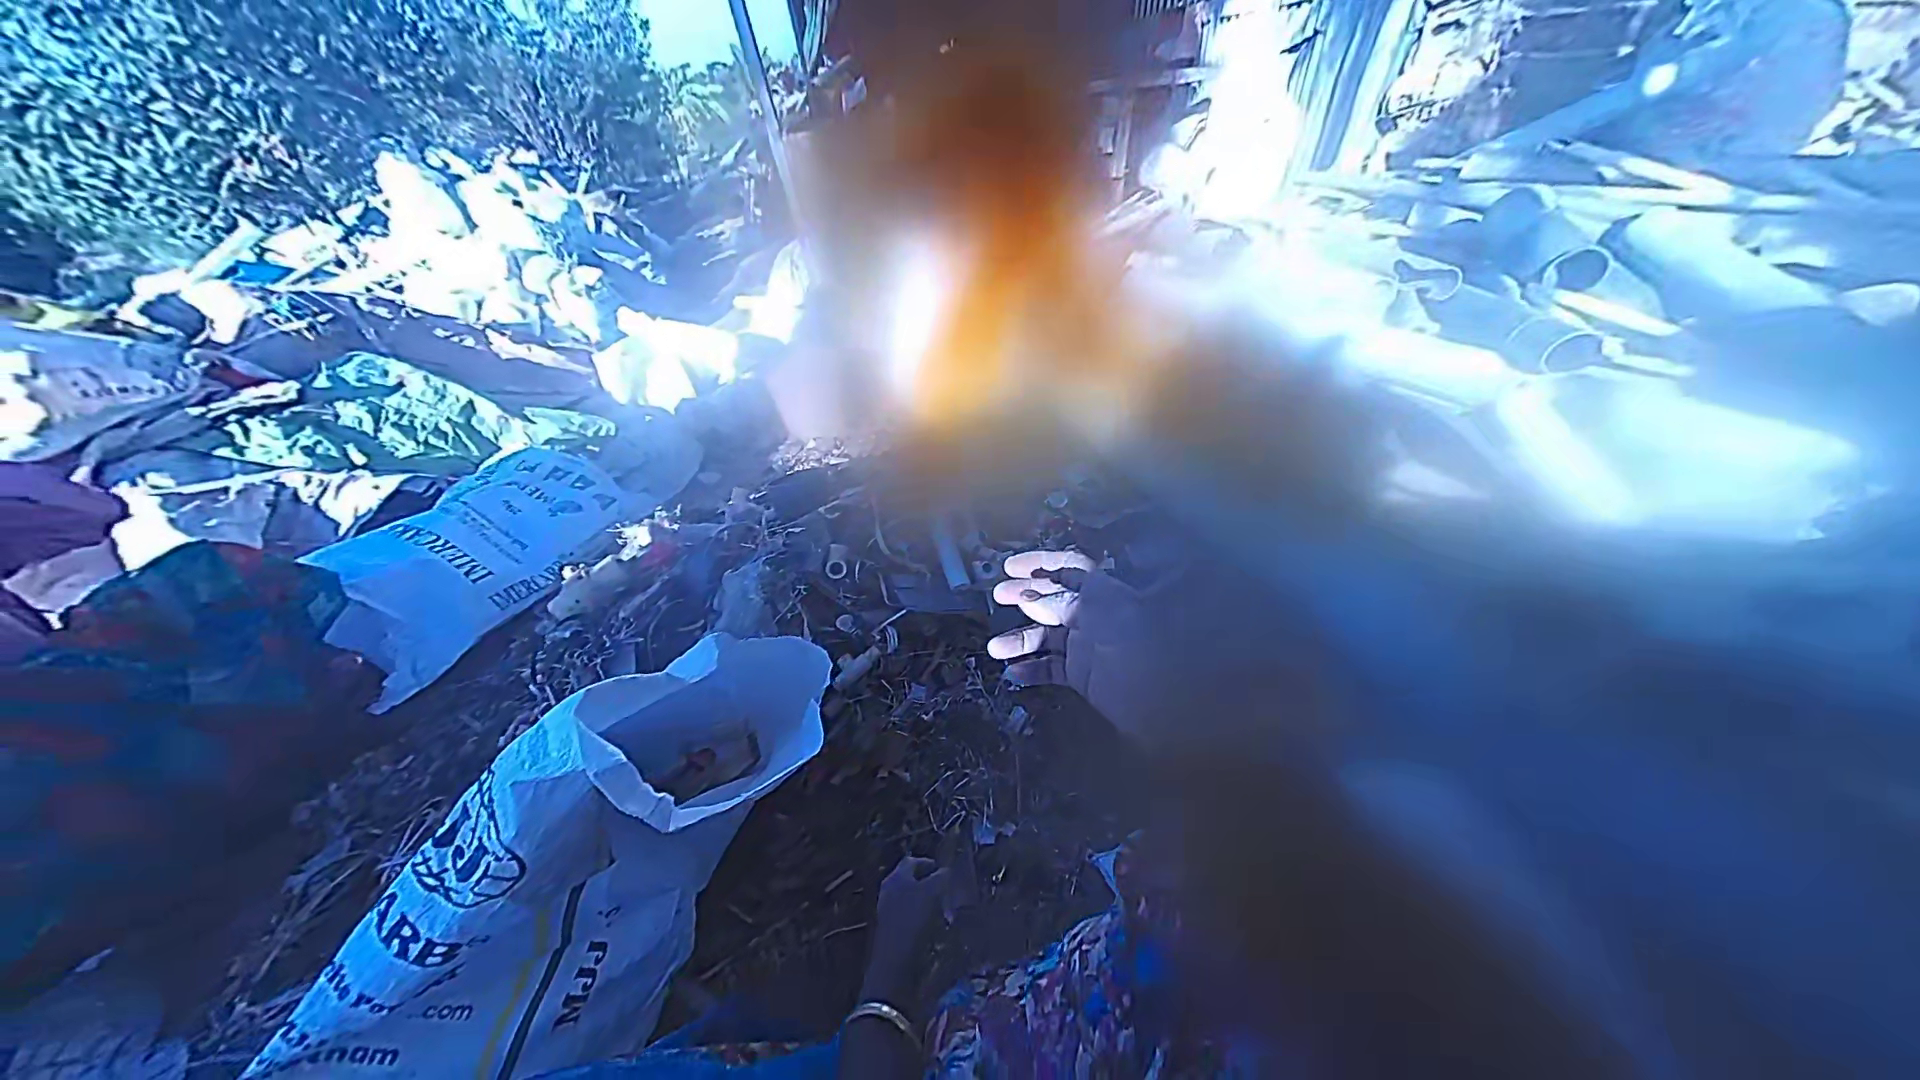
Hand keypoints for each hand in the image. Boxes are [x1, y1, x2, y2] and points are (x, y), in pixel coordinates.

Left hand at [862, 856, 951, 1002]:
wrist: (895, 965)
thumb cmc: (913, 922)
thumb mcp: (932, 894)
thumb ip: (940, 878)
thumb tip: (946, 871)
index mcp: (896, 878)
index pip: (913, 861)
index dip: (929, 863)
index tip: (946, 872)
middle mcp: (889, 892)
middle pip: (911, 880)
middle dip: (929, 883)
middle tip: (947, 890)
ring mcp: (888, 912)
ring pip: (911, 899)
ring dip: (928, 902)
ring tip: (946, 910)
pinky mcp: (892, 932)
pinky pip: (910, 917)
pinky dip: (923, 918)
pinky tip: (935, 928)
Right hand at [987, 549, 1163, 739]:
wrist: (1156, 690)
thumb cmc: (1132, 635)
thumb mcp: (1098, 601)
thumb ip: (1062, 596)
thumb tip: (1031, 597)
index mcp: (1101, 592)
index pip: (1067, 569)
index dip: (1039, 564)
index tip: (1011, 566)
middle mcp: (1092, 615)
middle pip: (1050, 601)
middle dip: (1023, 596)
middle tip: (1000, 596)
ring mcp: (1085, 645)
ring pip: (1045, 636)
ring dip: (1020, 639)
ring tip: (997, 647)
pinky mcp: (1082, 674)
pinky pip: (1051, 667)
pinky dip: (1032, 668)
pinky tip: (1015, 671)